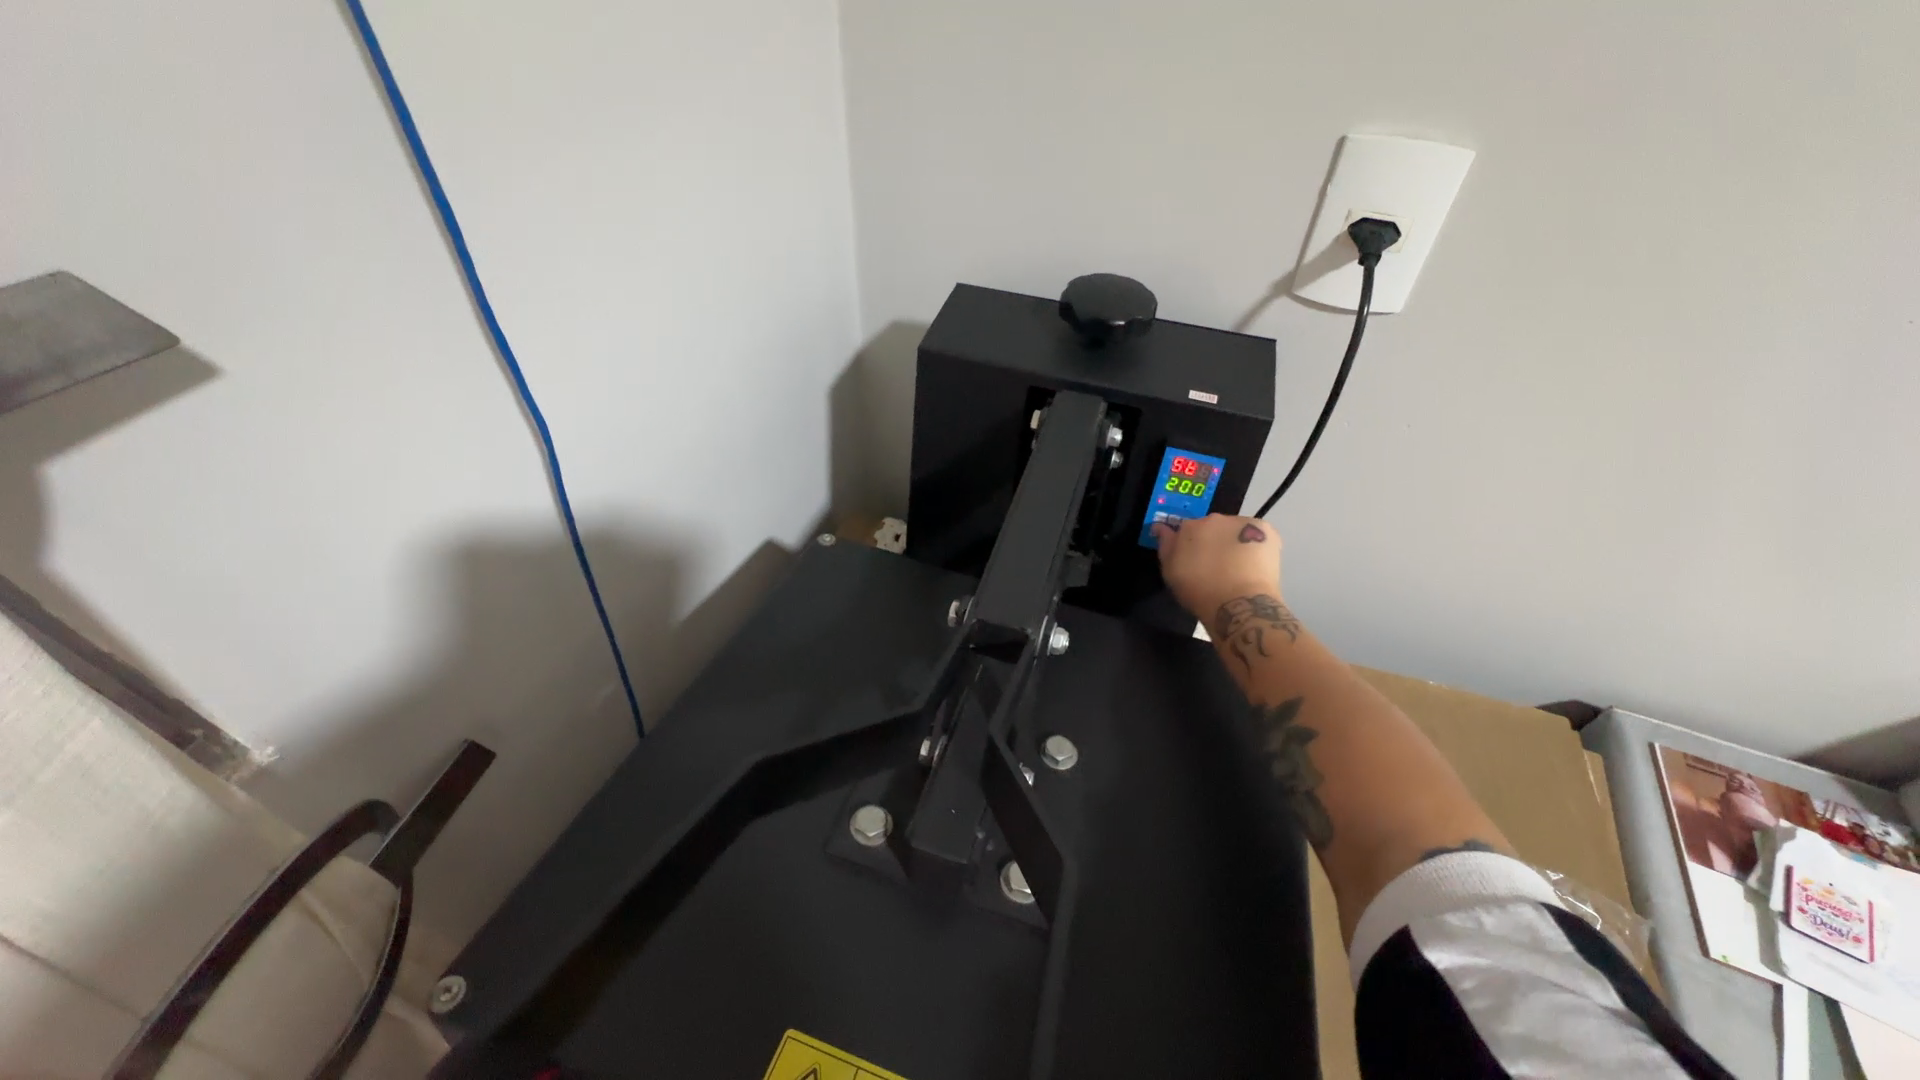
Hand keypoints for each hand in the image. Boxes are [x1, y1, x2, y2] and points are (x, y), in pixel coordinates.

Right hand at [1151, 514, 1282, 625]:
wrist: (1239, 603)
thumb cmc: (1199, 591)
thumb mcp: (1170, 573)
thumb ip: (1165, 546)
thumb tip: (1162, 528)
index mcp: (1189, 527)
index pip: (1185, 528)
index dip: (1189, 545)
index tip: (1194, 560)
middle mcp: (1214, 519)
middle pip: (1211, 526)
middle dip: (1213, 541)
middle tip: (1217, 565)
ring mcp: (1241, 523)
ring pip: (1235, 529)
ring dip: (1234, 541)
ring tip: (1238, 567)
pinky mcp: (1266, 530)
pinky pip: (1257, 534)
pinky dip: (1256, 544)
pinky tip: (1255, 563)